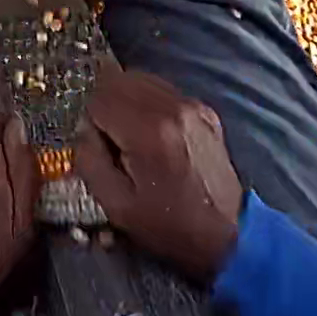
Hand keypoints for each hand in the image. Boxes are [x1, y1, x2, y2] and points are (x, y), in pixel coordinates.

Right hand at [74, 68, 243, 279]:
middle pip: (114, 80)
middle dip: (104, 105)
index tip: (103, 149)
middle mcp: (170, 108)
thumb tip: (84, 128)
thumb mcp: (116, 206)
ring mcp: (189, 104)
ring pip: (136, 78)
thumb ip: (88, 159)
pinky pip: (158, 87)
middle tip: (113, 138)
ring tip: (133, 132)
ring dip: (124, 99)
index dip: (91, 123)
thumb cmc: (170, 225)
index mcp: (148, 132)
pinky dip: (146, 101)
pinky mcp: (202, 107)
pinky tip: (153, 129)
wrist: (232, 237)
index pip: (97, 100)